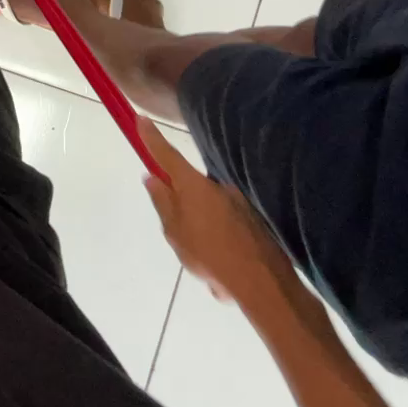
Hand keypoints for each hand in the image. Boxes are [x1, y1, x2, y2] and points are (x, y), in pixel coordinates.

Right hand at [139, 116, 297, 303]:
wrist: (267, 288)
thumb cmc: (210, 256)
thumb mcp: (174, 232)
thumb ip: (161, 203)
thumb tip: (153, 178)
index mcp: (193, 186)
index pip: (166, 154)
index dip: (151, 136)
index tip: (140, 118)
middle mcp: (218, 187)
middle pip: (190, 190)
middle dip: (185, 214)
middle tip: (186, 243)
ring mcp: (241, 204)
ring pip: (211, 216)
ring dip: (207, 237)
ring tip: (211, 270)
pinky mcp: (258, 222)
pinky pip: (230, 231)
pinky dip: (225, 249)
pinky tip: (227, 274)